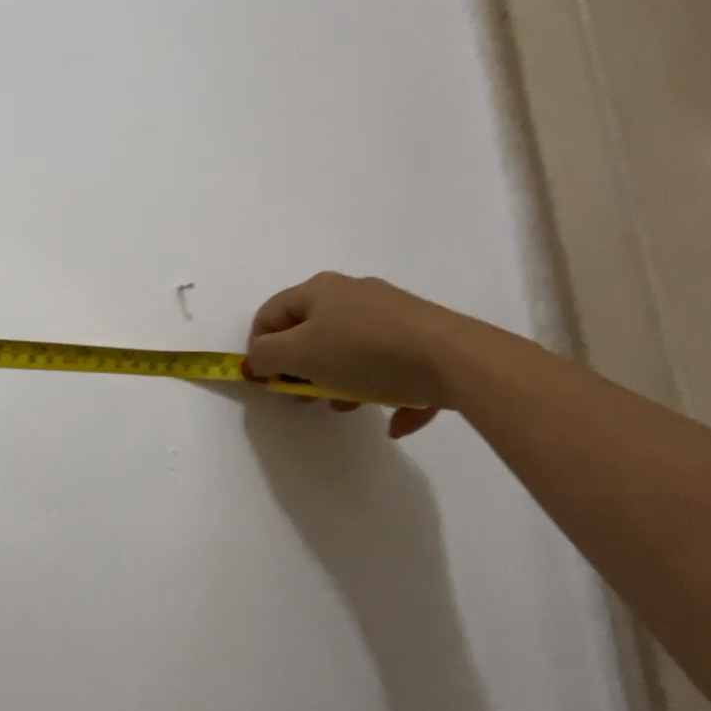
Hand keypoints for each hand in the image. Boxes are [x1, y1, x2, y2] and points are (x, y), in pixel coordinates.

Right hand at [247, 272, 478, 438]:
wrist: (455, 358)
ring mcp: (394, 315)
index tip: (266, 380)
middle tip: (305, 396)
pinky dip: (387, 392)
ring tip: (348, 407)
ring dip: (342, 383)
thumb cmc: (362, 351)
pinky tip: (393, 421)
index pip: (270, 314)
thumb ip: (265, 357)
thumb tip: (256, 360)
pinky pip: (395, 367)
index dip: (258, 347)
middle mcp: (354, 293)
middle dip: (303, 369)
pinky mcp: (427, 338)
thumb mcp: (298, 354)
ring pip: (353, 351)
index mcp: (319, 289)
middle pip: (312, 333)